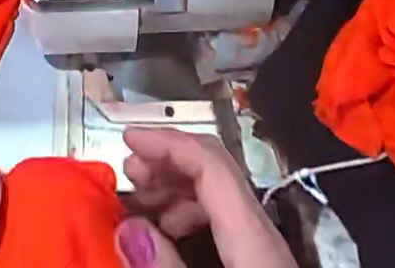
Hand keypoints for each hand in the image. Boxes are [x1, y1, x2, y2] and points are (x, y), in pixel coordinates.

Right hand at [113, 128, 293, 267]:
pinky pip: (224, 221)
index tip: (127, 139)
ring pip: (220, 194)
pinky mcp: (260, 264)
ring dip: (174, 185)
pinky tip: (166, 232)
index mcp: (257, 243)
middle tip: (128, 172)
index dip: (167, 142)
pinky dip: (188, 212)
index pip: (212, 164)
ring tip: (140, 200)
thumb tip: (127, 228)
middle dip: (165, 159)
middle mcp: (265, 238)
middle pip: (216, 170)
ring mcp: (266, 253)